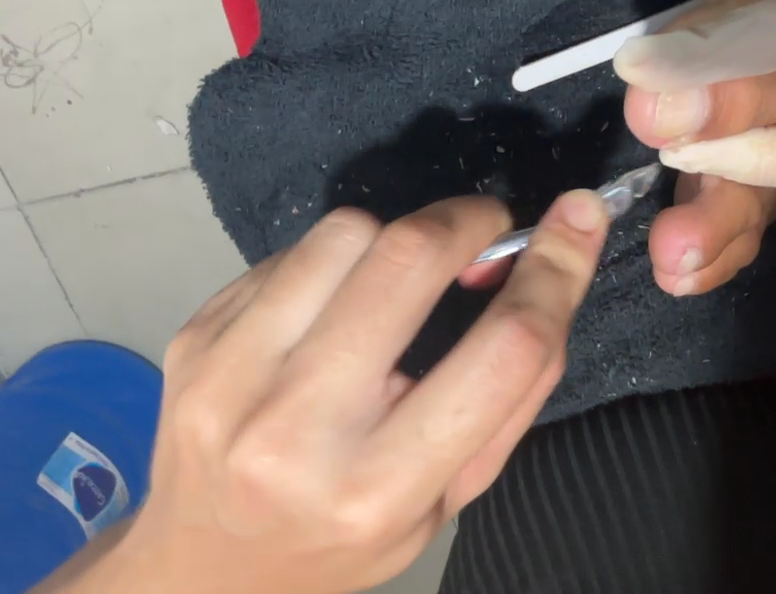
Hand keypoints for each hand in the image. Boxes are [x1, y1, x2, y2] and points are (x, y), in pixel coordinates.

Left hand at [68, 192, 609, 593]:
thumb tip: (558, 248)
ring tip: (396, 281)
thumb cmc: (354, 530)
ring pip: (349, 231)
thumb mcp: (456, 489)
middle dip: (468, 220)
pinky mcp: (196, 334)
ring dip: (397, 236)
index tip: (579, 217)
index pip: (503, 350)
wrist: (203, 570)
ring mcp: (229, 376)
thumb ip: (517, 379)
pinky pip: (298, 247)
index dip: (554, 270)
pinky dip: (338, 258)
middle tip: (486, 227)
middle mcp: (295, 431)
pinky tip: (333, 307)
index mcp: (383, 489)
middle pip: (409, 259)